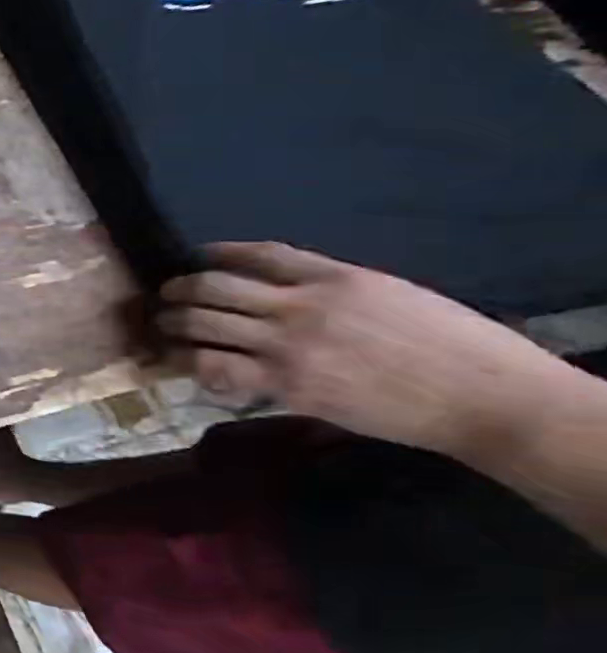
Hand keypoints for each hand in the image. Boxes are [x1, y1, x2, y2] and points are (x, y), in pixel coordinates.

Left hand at [158, 241, 577, 455]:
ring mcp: (287, 346)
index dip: (217, 252)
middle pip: (212, 286)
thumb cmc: (452, 345)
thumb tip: (282, 284)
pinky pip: (217, 369)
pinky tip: (189, 364)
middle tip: (166, 294)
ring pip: (201, 325)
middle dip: (179, 289)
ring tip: (163, 326)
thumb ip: (330, 285)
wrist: (489, 400)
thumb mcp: (391, 294)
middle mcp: (301, 305)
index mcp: (334, 277)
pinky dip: (195, 365)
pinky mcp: (285, 384)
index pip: (257, 253)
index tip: (197, 255)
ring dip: (173, 324)